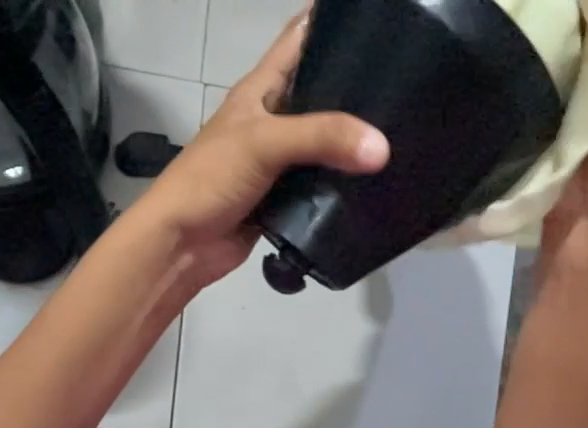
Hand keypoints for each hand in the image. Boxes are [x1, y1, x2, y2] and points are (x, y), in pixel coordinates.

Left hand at [119, 10, 389, 289]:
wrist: (180, 245)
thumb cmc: (209, 179)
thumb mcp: (264, 143)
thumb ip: (321, 138)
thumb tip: (381, 147)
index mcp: (259, 91)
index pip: (299, 39)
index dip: (331, 21)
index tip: (378, 18)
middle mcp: (271, 122)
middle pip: (321, 95)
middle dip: (357, 90)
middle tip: (407, 83)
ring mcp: (278, 164)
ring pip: (325, 146)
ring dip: (353, 145)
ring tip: (403, 133)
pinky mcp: (283, 202)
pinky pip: (320, 189)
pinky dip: (342, 187)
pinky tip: (375, 184)